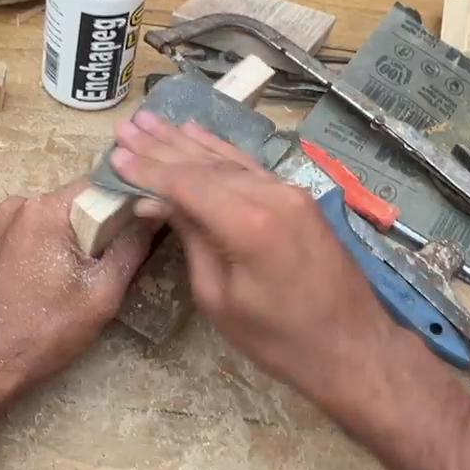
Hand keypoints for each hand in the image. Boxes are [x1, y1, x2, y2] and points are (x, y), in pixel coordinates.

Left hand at [0, 179, 156, 401]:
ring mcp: (3, 221)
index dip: (127, 201)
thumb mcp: (102, 292)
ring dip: (80, 236)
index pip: (100, 185)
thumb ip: (132, 246)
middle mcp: (20, 204)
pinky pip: (40, 229)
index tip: (146, 224)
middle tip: (120, 258)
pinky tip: (63, 276)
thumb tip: (155, 214)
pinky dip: (57, 244)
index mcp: (45, 209)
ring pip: (60, 216)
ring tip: (92, 272)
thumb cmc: (46, 331)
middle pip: (79, 200)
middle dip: (103, 224)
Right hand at [107, 113, 416, 426]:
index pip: (187, 184)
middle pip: (205, 164)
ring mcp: (289, 192)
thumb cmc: (279, 339)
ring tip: (151, 121)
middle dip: (162, 146)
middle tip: (126, 127)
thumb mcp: (219, 298)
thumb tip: (157, 203)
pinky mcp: (298, 198)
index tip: (116, 155)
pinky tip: (197, 134)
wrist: (353, 347)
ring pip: (228, 159)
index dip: (149, 169)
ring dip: (187, 140)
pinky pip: (251, 167)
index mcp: (249, 224)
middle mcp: (271, 195)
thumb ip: (192, 240)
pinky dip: (220, 150)